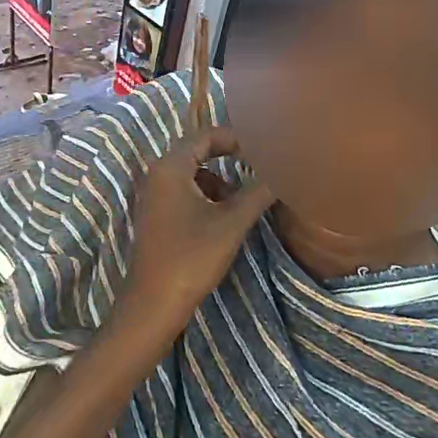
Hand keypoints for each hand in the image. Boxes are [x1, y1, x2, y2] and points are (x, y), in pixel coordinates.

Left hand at [122, 126, 273, 322]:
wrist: (153, 302)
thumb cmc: (191, 257)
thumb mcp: (232, 222)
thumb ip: (258, 191)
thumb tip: (285, 171)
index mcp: (170, 167)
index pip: (207, 135)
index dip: (238, 139)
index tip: (264, 152)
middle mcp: (156, 173)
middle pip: (198, 151)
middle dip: (229, 158)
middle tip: (259, 168)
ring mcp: (152, 195)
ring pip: (191, 173)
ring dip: (218, 180)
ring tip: (245, 197)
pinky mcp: (155, 215)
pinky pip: (183, 191)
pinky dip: (205, 195)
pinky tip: (224, 216)